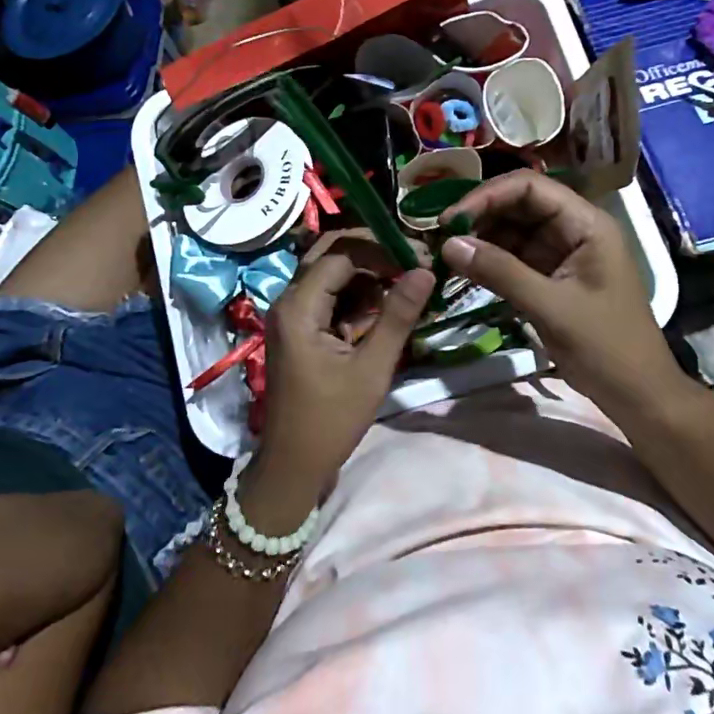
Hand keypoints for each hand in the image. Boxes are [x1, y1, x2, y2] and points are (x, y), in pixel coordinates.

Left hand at [251, 246, 435, 529]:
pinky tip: (384, 308)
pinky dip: (356, 295)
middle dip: (373, 252)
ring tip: (406, 284)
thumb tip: (426, 271)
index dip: (382, 251)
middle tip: (413, 261)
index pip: (342, 254)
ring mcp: (291, 314)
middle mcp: (288, 301)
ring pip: (330, 272)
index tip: (421, 260)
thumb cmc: (332, 418)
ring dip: (367, 273)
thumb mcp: (372, 367)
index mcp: (298, 307)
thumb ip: (397, 316)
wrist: (294, 462)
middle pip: (330, 253)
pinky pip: (328, 296)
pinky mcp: (300, 328)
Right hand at [440, 171, 686, 414]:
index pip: (531, 188)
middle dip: (480, 216)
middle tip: (437, 235)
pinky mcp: (552, 280)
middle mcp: (574, 230)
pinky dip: (490, 262)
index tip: (449, 219)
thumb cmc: (606, 346)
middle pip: (520, 206)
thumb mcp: (551, 307)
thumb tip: (449, 244)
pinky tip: (463, 268)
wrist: (638, 394)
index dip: (487, 195)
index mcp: (587, 224)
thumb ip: (500, 272)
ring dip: (481, 239)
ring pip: (514, 233)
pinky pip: (515, 260)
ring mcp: (563, 255)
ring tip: (444, 251)